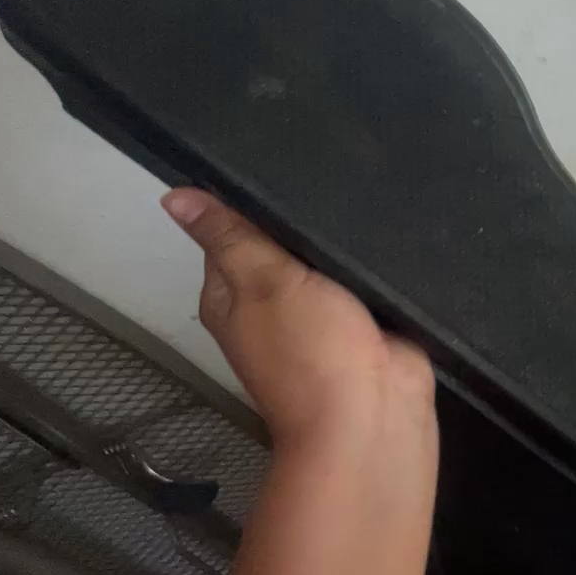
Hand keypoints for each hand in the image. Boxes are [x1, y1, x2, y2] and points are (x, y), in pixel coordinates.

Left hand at [161, 188, 434, 451]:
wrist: (374, 409)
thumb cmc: (310, 349)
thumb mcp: (266, 284)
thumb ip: (232, 238)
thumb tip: (174, 196)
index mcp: (235, 296)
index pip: (232, 234)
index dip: (252, 202)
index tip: (283, 165)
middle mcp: (278, 304)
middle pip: (290, 248)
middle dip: (314, 221)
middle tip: (343, 174)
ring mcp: (330, 316)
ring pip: (338, 264)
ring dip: (354, 242)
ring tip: (377, 193)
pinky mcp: (374, 323)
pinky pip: (375, 283)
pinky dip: (384, 265)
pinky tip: (401, 236)